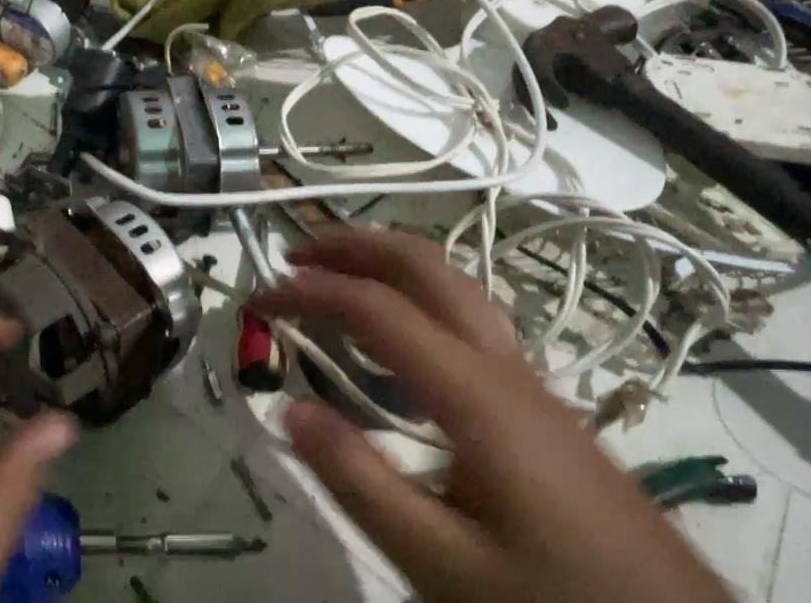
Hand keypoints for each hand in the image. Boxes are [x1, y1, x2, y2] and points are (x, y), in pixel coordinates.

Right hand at [255, 231, 732, 602]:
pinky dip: (414, 295)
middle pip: (425, 266)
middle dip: (354, 244)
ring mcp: (528, 379)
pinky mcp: (539, 403)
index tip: (256, 299)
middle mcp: (502, 364)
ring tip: (334, 274)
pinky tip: (396, 338)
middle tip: (293, 253)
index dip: (309, 292)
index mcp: (475, 392)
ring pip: (453, 284)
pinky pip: (467, 317)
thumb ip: (361, 482)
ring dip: (387, 262)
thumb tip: (289, 407)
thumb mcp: (443, 564)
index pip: (376, 308)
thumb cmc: (554, 599)